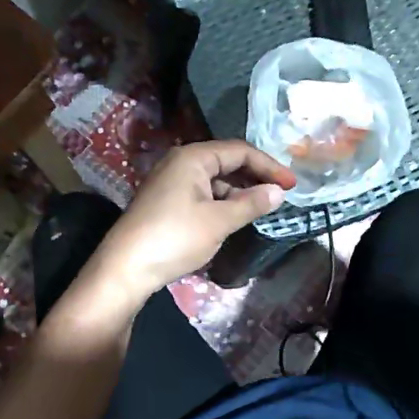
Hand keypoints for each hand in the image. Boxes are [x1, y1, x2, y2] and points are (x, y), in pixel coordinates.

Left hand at [88, 141, 296, 298]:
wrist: (126, 267)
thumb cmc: (174, 237)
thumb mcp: (218, 221)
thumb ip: (251, 204)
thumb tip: (278, 192)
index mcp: (193, 157)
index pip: (240, 151)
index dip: (269, 166)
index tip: (292, 183)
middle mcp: (180, 163)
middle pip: (226, 162)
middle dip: (255, 177)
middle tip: (281, 194)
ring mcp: (170, 182)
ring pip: (214, 181)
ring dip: (239, 192)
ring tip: (262, 209)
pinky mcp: (165, 202)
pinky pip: (201, 194)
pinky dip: (221, 203)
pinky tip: (234, 218)